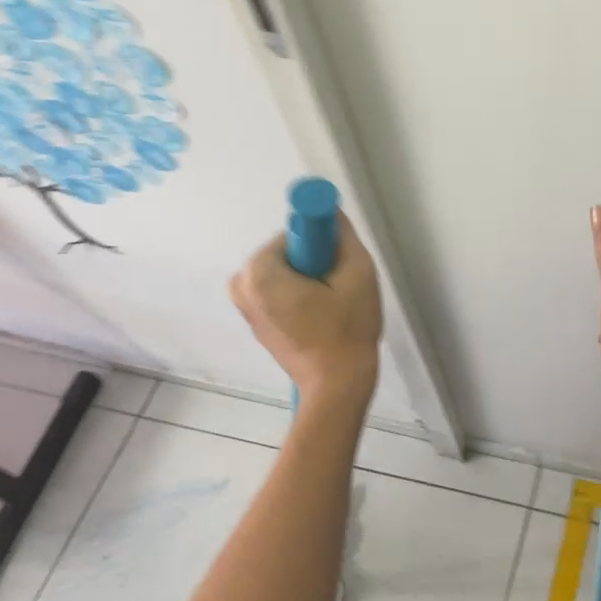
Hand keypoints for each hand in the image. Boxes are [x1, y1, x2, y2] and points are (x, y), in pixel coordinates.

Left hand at [231, 212, 382, 403]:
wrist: (337, 386)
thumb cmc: (347, 330)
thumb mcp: (358, 274)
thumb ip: (344, 236)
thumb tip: (332, 215)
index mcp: (259, 272)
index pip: (294, 235)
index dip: (321, 247)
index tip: (337, 270)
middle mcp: (242, 286)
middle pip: (287, 254)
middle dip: (314, 265)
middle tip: (338, 289)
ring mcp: (245, 309)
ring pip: (284, 274)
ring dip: (307, 281)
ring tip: (331, 307)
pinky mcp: (256, 324)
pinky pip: (278, 294)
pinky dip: (298, 297)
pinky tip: (320, 319)